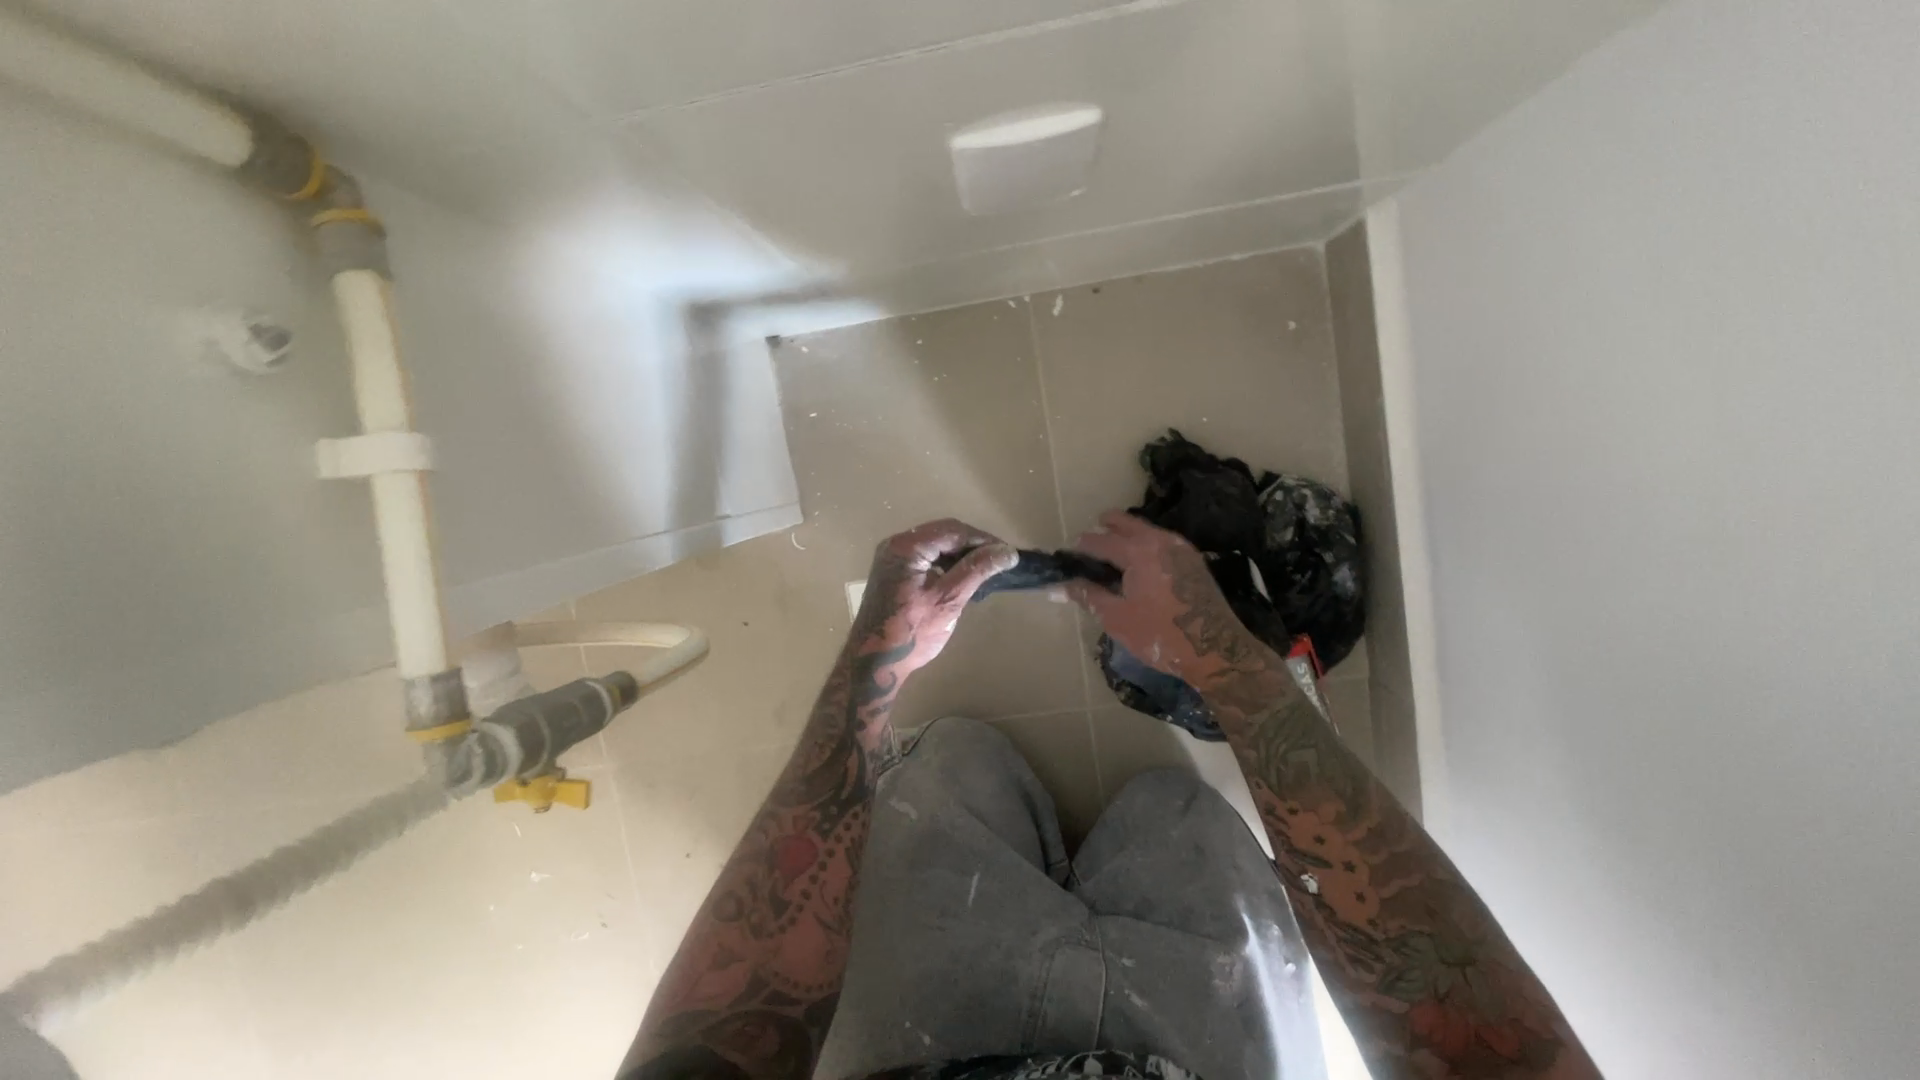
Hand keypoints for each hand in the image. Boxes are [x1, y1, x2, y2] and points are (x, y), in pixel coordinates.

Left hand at [849, 519, 1017, 676]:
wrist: (874, 662)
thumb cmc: (911, 632)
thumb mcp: (948, 599)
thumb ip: (976, 570)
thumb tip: (1007, 552)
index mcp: (906, 547)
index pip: (953, 531)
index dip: (983, 540)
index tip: (1007, 554)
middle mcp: (896, 545)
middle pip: (943, 534)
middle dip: (972, 545)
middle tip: (999, 561)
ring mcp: (892, 559)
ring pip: (935, 545)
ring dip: (960, 554)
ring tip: (985, 569)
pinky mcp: (894, 573)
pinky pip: (925, 558)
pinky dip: (946, 563)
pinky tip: (962, 577)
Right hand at [1070, 510, 1274, 687]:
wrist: (1215, 650)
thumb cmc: (1160, 635)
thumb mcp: (1116, 617)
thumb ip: (1087, 596)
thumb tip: (1056, 587)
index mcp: (1138, 551)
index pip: (1100, 540)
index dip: (1081, 546)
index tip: (1068, 554)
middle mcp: (1160, 540)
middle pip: (1125, 523)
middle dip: (1104, 527)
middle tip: (1088, 542)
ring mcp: (1180, 548)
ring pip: (1146, 530)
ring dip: (1126, 534)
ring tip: (1111, 552)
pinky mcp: (1193, 561)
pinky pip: (1161, 541)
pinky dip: (1145, 544)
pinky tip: (1138, 564)